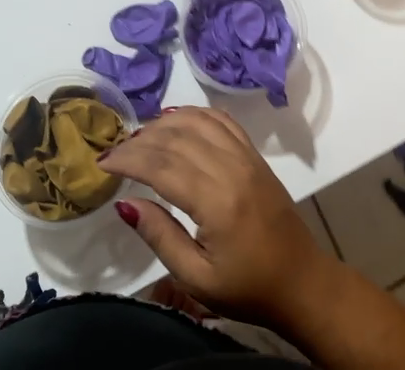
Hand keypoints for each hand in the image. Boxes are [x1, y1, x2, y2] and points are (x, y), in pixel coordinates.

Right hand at [98, 107, 334, 327]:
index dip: (129, 159)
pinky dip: (197, 114)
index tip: (103, 162)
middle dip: (140, 140)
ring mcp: (248, 158)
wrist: (301, 282)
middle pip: (178, 139)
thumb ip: (160, 236)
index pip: (162, 166)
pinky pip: (223, 122)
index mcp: (217, 202)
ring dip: (166, 123)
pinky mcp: (256, 157)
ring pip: (200, 123)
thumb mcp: (197, 278)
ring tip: (139, 136)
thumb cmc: (247, 289)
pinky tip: (176, 118)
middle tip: (114, 150)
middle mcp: (233, 170)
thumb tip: (125, 203)